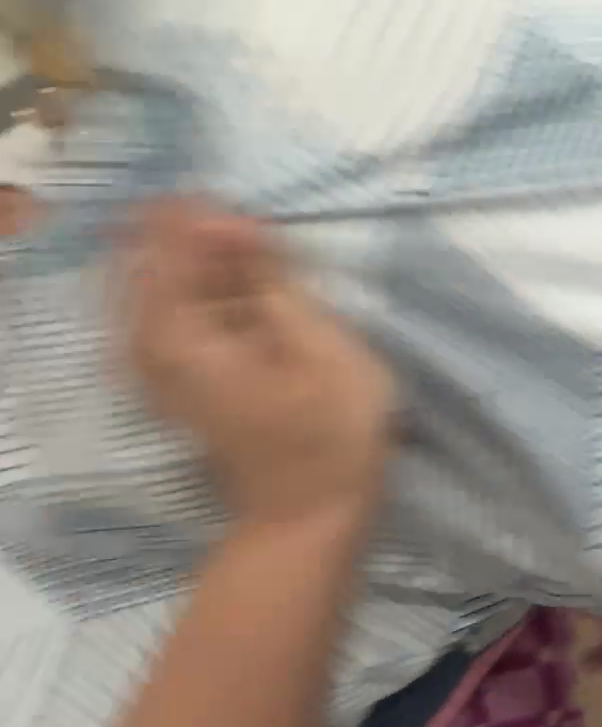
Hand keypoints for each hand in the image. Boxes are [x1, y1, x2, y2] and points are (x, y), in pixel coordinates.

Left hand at [121, 199, 393, 526]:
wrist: (311, 508)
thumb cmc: (333, 431)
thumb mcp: (325, 351)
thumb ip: (277, 286)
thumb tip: (240, 227)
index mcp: (175, 332)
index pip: (169, 242)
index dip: (215, 219)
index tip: (270, 222)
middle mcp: (143, 341)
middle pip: (152, 257)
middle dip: (208, 236)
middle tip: (274, 239)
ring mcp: (155, 361)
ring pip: (164, 283)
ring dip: (214, 263)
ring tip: (275, 265)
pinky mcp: (177, 375)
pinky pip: (178, 311)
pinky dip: (214, 292)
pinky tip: (259, 297)